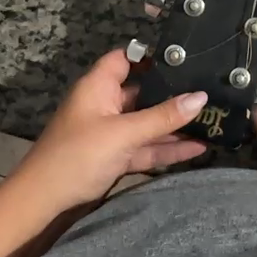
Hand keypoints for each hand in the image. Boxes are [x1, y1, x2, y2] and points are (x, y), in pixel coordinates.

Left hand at [6, 48, 209, 214]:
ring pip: (148, 122)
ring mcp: (111, 132)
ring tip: (213, 120)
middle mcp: (105, 104)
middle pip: (143, 92)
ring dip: (175, 125)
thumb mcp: (124, 134)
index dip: (151, 55)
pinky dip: (167, 148)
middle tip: (210, 88)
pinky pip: (146, 147)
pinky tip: (198, 148)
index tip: (185, 55)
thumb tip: (201, 97)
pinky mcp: (115, 156)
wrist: (43, 201)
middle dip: (173, 92)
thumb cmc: (78, 155)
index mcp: (99, 86)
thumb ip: (163, 117)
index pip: (126, 58)